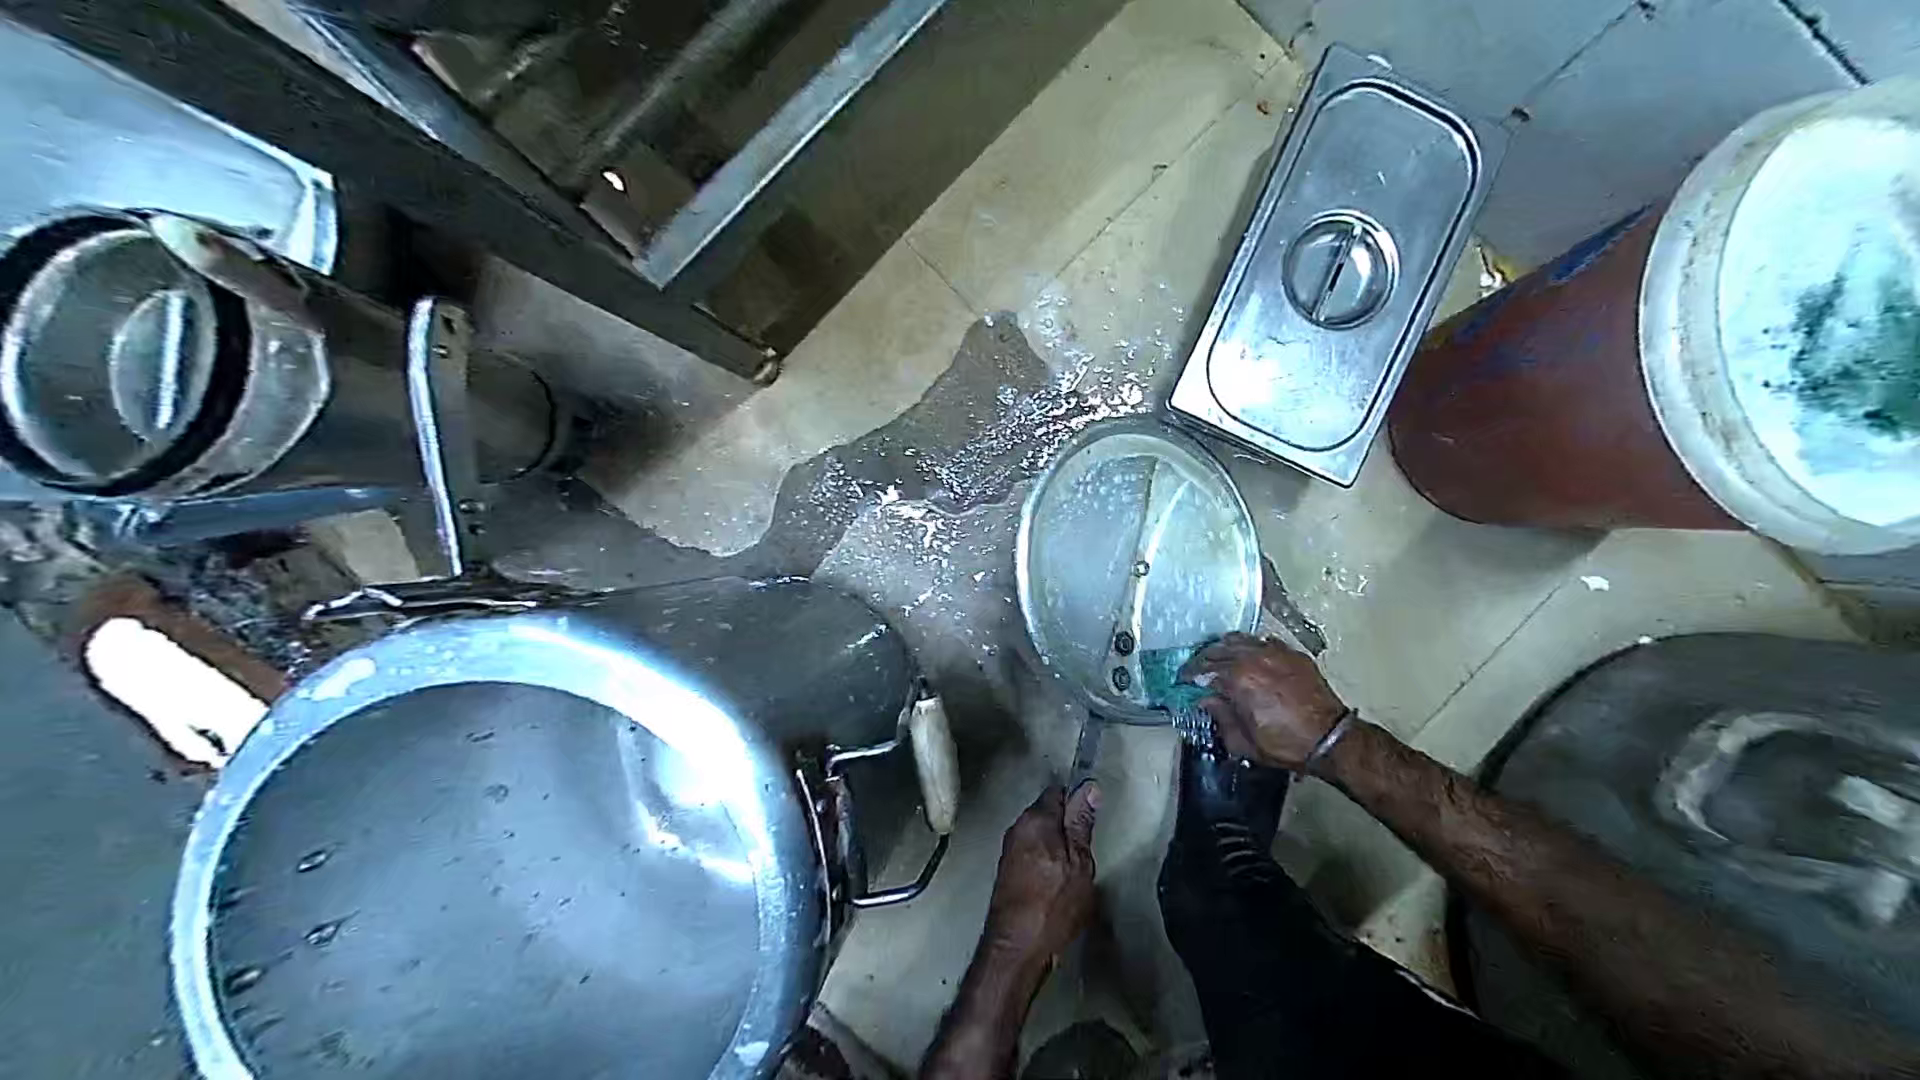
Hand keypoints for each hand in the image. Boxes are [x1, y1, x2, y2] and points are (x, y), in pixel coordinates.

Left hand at [980, 784, 1099, 971]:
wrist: (1018, 946)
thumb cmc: (1053, 904)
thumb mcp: (1080, 861)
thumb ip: (1082, 823)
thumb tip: (1089, 789)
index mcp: (1035, 818)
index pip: (1058, 792)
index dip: (1077, 803)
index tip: (1089, 823)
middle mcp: (1017, 827)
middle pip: (1047, 813)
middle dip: (1066, 827)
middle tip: (1083, 854)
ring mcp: (1009, 849)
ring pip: (1039, 835)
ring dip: (1055, 846)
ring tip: (1071, 874)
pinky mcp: (1008, 870)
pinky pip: (1031, 853)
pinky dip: (1044, 862)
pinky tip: (1054, 885)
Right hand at [1183, 633, 1347, 769]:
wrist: (1332, 740)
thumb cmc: (1288, 744)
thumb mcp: (1243, 742)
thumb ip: (1220, 717)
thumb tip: (1206, 701)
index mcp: (1237, 678)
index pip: (1202, 669)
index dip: (1189, 675)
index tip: (1183, 680)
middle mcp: (1254, 658)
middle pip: (1218, 649)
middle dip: (1203, 659)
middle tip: (1197, 669)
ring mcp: (1275, 653)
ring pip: (1240, 640)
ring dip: (1225, 648)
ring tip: (1219, 659)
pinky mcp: (1292, 654)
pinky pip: (1264, 642)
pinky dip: (1251, 647)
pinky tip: (1249, 657)